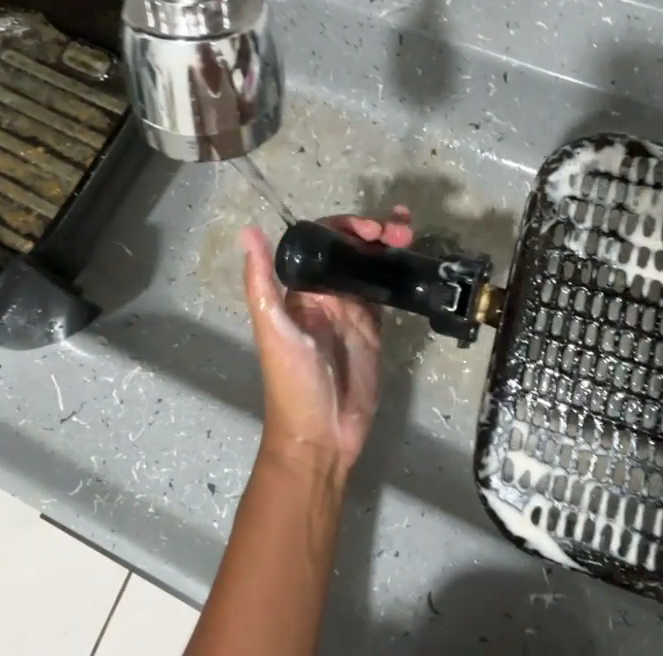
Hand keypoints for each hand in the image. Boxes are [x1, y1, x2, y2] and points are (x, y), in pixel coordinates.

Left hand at [239, 209, 411, 478]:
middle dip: (374, 230)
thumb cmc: (293, 383)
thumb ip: (261, 282)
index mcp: (300, 289)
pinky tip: (414, 259)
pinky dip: (399, 271)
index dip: (345, 227)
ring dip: (389, 244)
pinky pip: (386, 290)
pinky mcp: (374, 328)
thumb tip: (247, 231)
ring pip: (371, 264)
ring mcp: (353, 309)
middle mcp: (326, 293)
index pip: (323, 242)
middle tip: (399, 230)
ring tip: (409, 234)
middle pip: (351, 248)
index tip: (370, 229)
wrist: (323, 435)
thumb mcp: (273, 331)